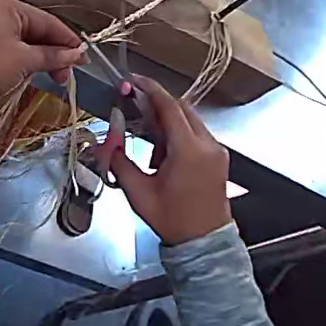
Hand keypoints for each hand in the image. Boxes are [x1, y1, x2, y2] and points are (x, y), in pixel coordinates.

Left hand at [0, 0, 85, 106]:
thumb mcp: (24, 60)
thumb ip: (53, 56)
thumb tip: (77, 54)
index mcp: (8, 7)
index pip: (48, 22)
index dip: (68, 41)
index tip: (84, 59)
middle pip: (38, 31)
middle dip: (55, 54)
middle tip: (65, 76)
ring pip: (27, 43)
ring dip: (42, 60)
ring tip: (54, 78)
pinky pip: (14, 51)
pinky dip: (27, 62)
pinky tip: (36, 74)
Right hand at [107, 76, 231, 245]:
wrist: (204, 244)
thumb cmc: (175, 221)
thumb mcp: (139, 192)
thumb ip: (120, 162)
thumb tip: (107, 143)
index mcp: (189, 151)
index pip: (169, 106)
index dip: (149, 89)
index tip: (134, 81)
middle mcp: (207, 146)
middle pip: (180, 108)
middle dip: (156, 104)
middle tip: (134, 106)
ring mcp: (216, 151)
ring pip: (189, 120)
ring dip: (166, 122)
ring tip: (149, 144)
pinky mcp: (218, 158)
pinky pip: (196, 134)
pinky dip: (178, 134)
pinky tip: (162, 154)